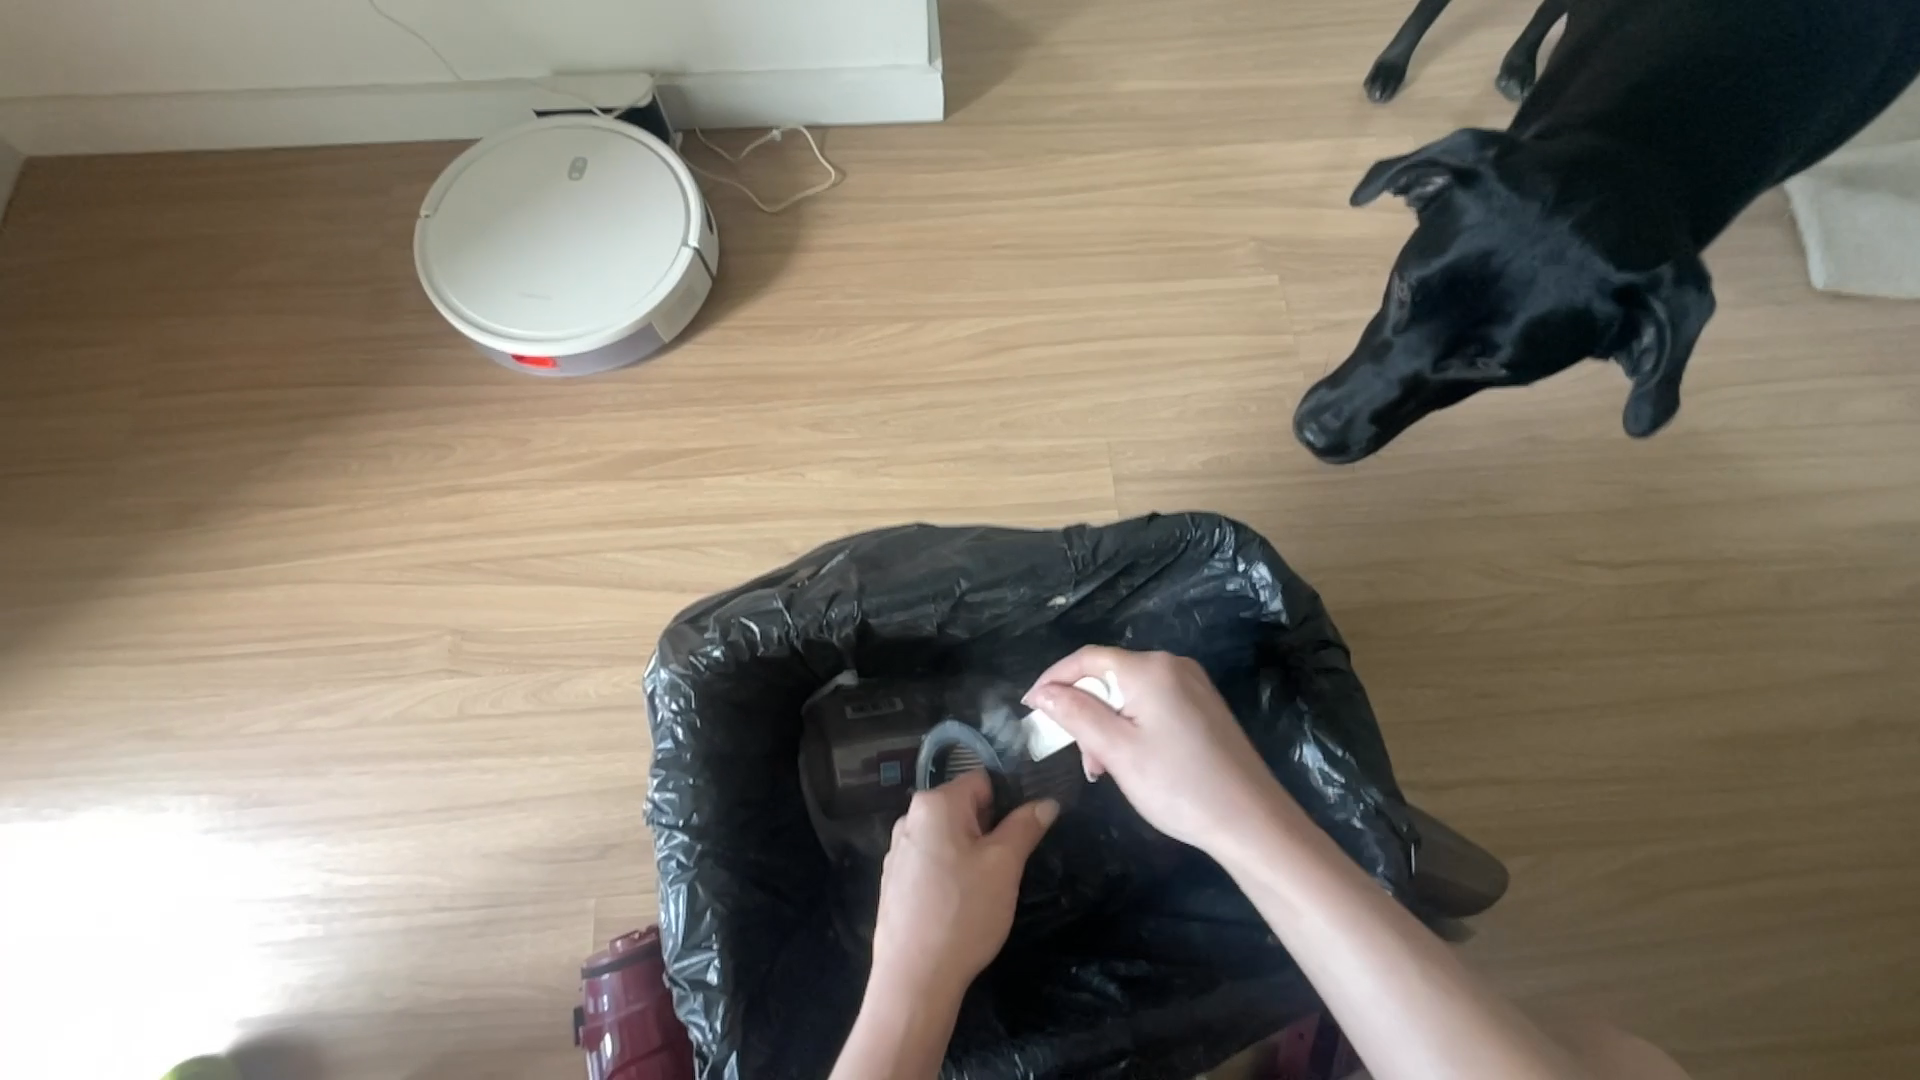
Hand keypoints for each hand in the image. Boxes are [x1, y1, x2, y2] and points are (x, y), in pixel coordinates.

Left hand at [868, 770, 1057, 1001]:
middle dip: (989, 831)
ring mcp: (897, 851)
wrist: (913, 979)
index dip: (1008, 802)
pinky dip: (949, 875)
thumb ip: (1026, 826)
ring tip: (984, 891)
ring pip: (947, 838)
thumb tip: (1046, 801)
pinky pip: (930, 863)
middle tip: (1007, 867)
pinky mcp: (893, 882)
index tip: (1023, 833)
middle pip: (963, 809)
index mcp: (934, 803)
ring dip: (969, 854)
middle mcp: (909, 818)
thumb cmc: (963, 912)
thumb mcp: (1005, 865)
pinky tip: (958, 907)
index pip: (982, 781)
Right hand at [1024, 646, 1297, 853]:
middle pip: (1109, 676)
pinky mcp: (1204, 707)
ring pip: (1130, 694)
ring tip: (1104, 768)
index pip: (1087, 659)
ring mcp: (1193, 685)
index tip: (1029, 709)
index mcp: (1150, 668)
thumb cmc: (1178, 786)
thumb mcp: (1116, 751)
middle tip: (1079, 756)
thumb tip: (1042, 692)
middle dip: (1085, 711)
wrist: (1253, 823)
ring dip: (1107, 725)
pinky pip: (1153, 704)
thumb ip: (1075, 714)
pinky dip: (1132, 727)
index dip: (1053, 679)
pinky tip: (1132, 761)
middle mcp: (1173, 665)